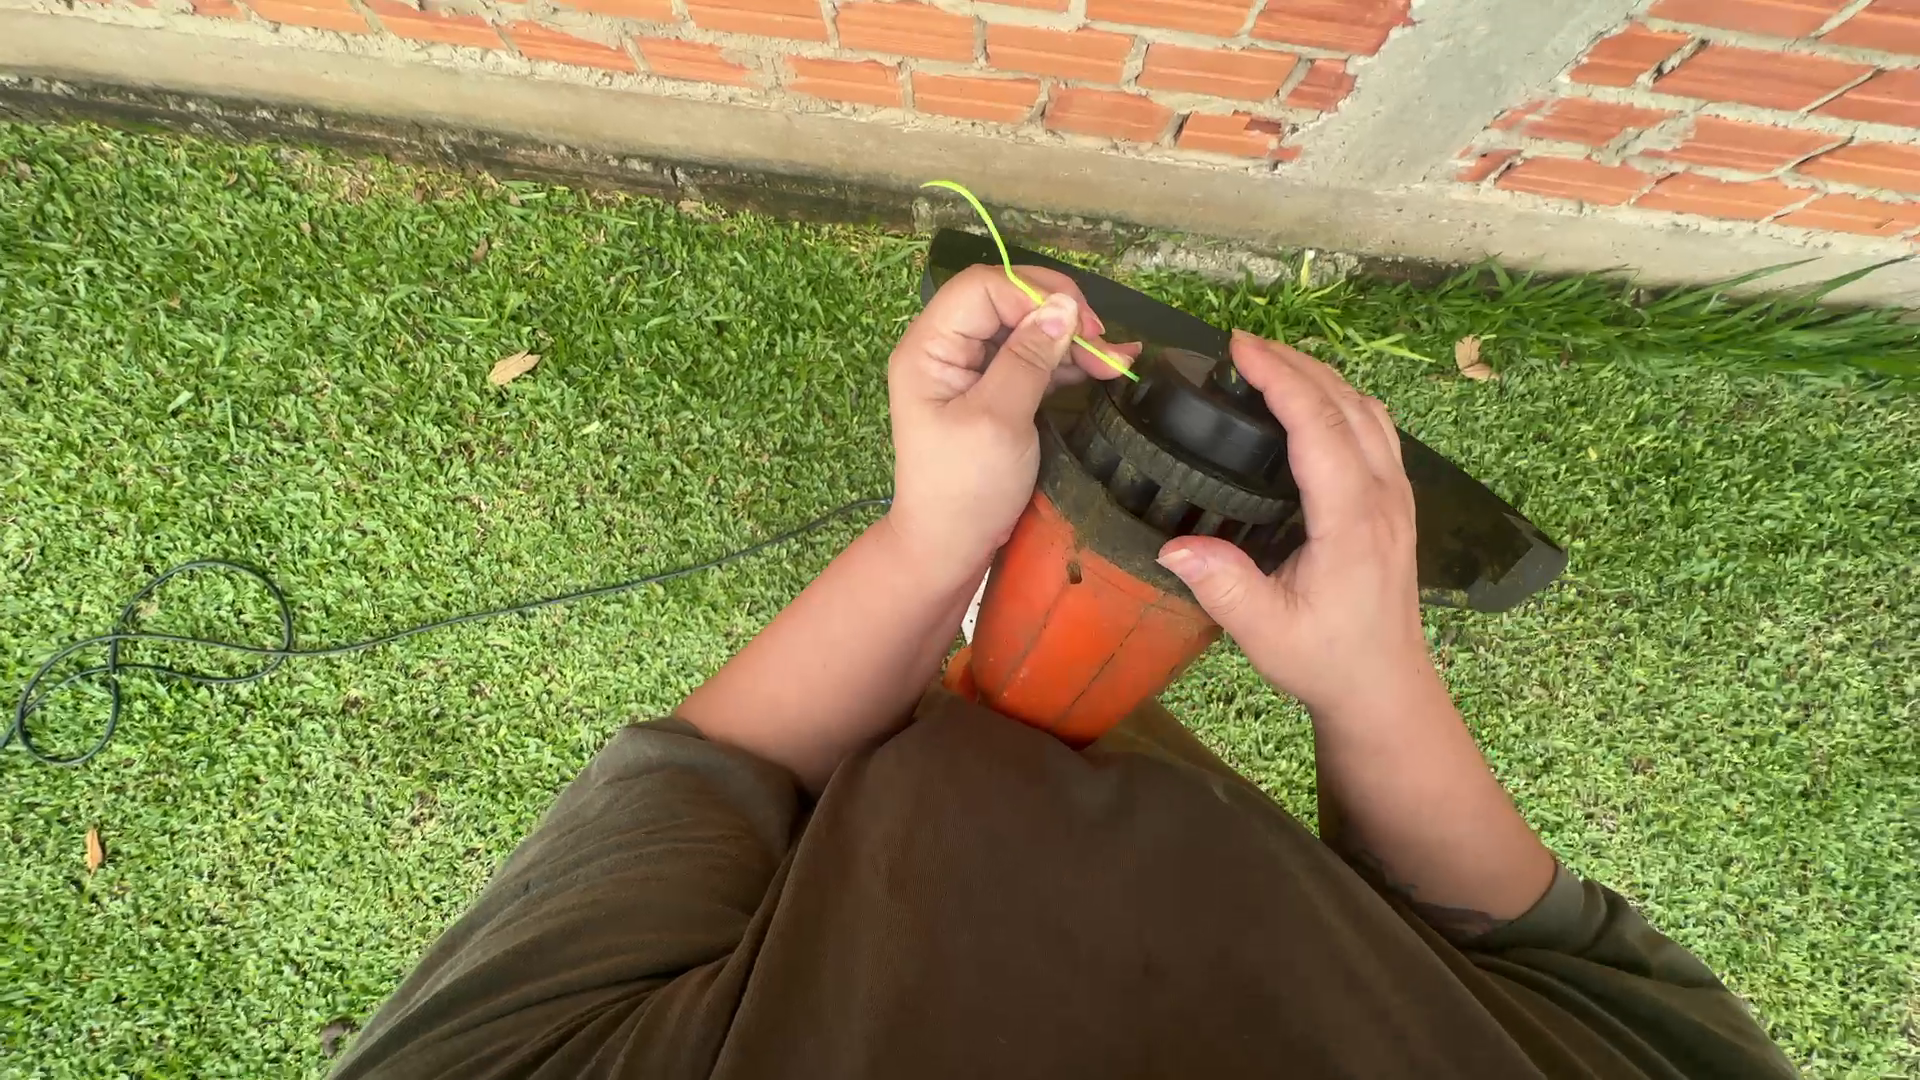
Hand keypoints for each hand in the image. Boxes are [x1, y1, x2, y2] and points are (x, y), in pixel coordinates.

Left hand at [885, 263, 1137, 584]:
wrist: (950, 546)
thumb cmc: (965, 489)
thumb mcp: (998, 420)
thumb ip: (1029, 359)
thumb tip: (1065, 307)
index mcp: (929, 348)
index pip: (981, 288)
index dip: (1033, 293)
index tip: (1080, 323)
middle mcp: (946, 350)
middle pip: (1007, 304)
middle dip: (1059, 315)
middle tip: (1103, 343)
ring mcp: (971, 373)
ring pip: (1025, 332)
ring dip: (1071, 341)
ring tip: (1117, 361)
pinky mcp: (994, 394)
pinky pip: (1032, 363)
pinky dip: (1067, 364)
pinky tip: (1103, 369)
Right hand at [1155, 331, 1432, 716]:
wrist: (1383, 687)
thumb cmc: (1325, 659)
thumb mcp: (1265, 631)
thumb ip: (1223, 587)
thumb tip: (1170, 546)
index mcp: (1351, 519)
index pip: (1319, 426)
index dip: (1280, 379)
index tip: (1239, 349)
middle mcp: (1382, 496)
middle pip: (1347, 404)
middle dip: (1296, 364)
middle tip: (1243, 347)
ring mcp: (1396, 496)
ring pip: (1367, 411)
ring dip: (1322, 377)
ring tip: (1272, 364)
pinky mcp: (1394, 503)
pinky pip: (1374, 430)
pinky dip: (1340, 401)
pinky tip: (1312, 405)